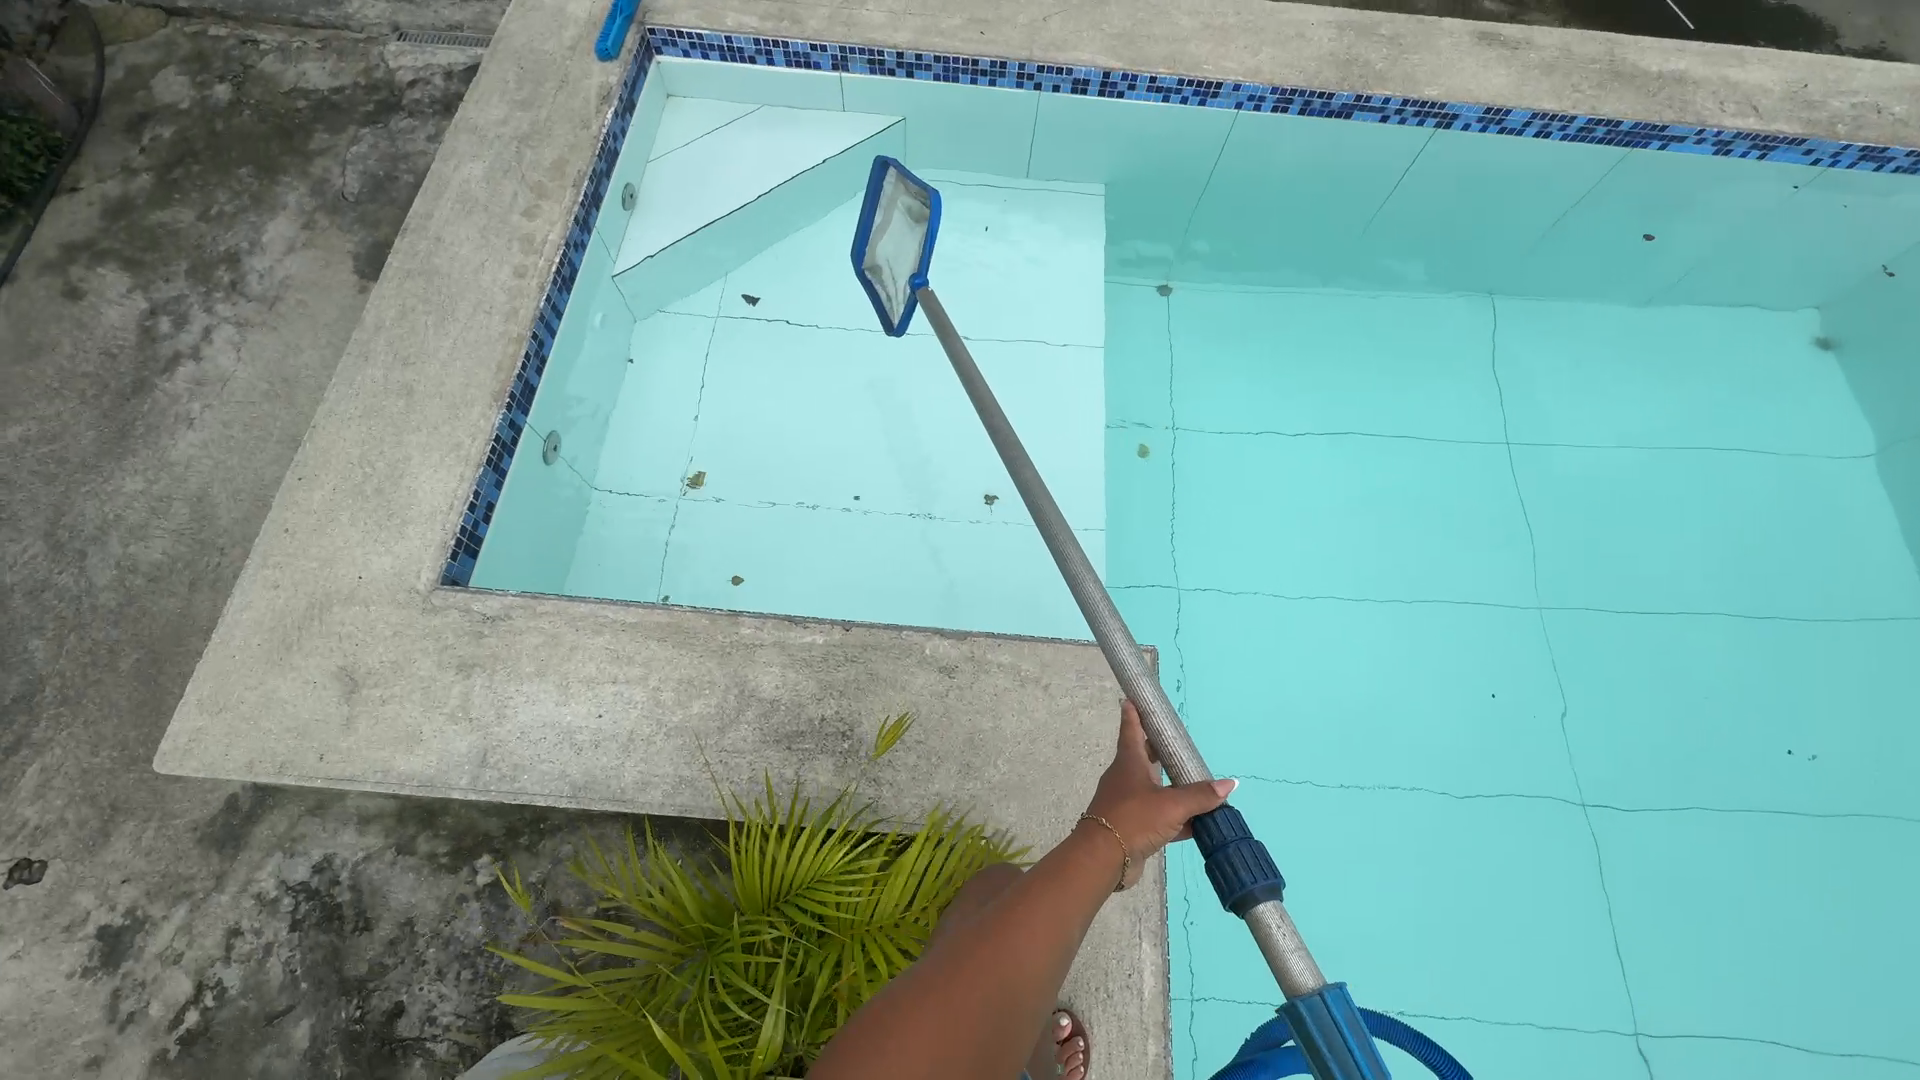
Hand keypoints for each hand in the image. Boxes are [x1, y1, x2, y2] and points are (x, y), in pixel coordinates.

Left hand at [1082, 700, 1236, 887]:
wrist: (1103, 859)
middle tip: (1178, 742)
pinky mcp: (1133, 827)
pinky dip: (1176, 819)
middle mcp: (1126, 778)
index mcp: (1129, 763)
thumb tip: (1229, 784)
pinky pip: (1158, 817)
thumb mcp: (1171, 805)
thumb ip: (1200, 796)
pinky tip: (1198, 825)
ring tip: (1198, 785)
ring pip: (1154, 789)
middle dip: (1159, 749)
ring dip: (1173, 788)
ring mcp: (1128, 803)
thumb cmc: (1133, 819)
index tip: (1132, 698)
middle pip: (1144, 757)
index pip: (1132, 730)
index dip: (1134, 714)